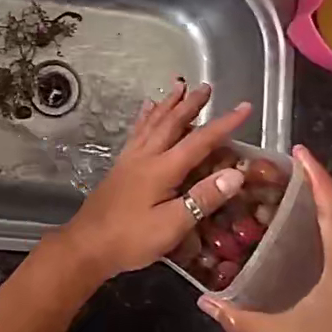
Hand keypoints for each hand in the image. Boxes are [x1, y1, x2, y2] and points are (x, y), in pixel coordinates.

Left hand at [48, 80, 252, 282]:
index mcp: (163, 168)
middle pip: (172, 123)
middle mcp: (146, 156)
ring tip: (178, 86)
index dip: (224, 124)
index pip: (200, 141)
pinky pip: (137, 132)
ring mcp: (130, 160)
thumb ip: (203, 198)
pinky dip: (146, 117)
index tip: (245, 108)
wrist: (86, 245)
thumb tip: (235, 174)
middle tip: (206, 87)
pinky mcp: (120, 167)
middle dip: (191, 104)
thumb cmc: (131, 239)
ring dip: (168, 104)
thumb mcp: (172, 225)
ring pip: (153, 123)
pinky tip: (147, 110)